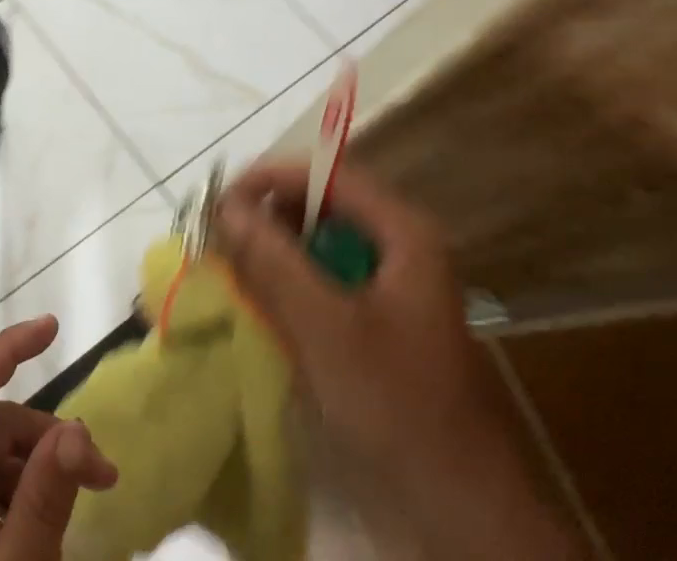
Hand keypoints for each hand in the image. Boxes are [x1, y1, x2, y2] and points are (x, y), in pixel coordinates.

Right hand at [213, 158, 581, 560]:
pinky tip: (258, 311)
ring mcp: (393, 289)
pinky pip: (325, 287)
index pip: (329, 174)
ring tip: (228, 274)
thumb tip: (224, 206)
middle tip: (217, 241)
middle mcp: (401, 250)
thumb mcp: (325, 325)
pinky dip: (289, 289)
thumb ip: (273, 260)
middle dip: (267, 218)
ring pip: (321, 248)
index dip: (269, 179)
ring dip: (273, 254)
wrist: (459, 503)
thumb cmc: (394, 402)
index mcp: (403, 234)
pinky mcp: (380, 327)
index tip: (217, 202)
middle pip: (325, 208)